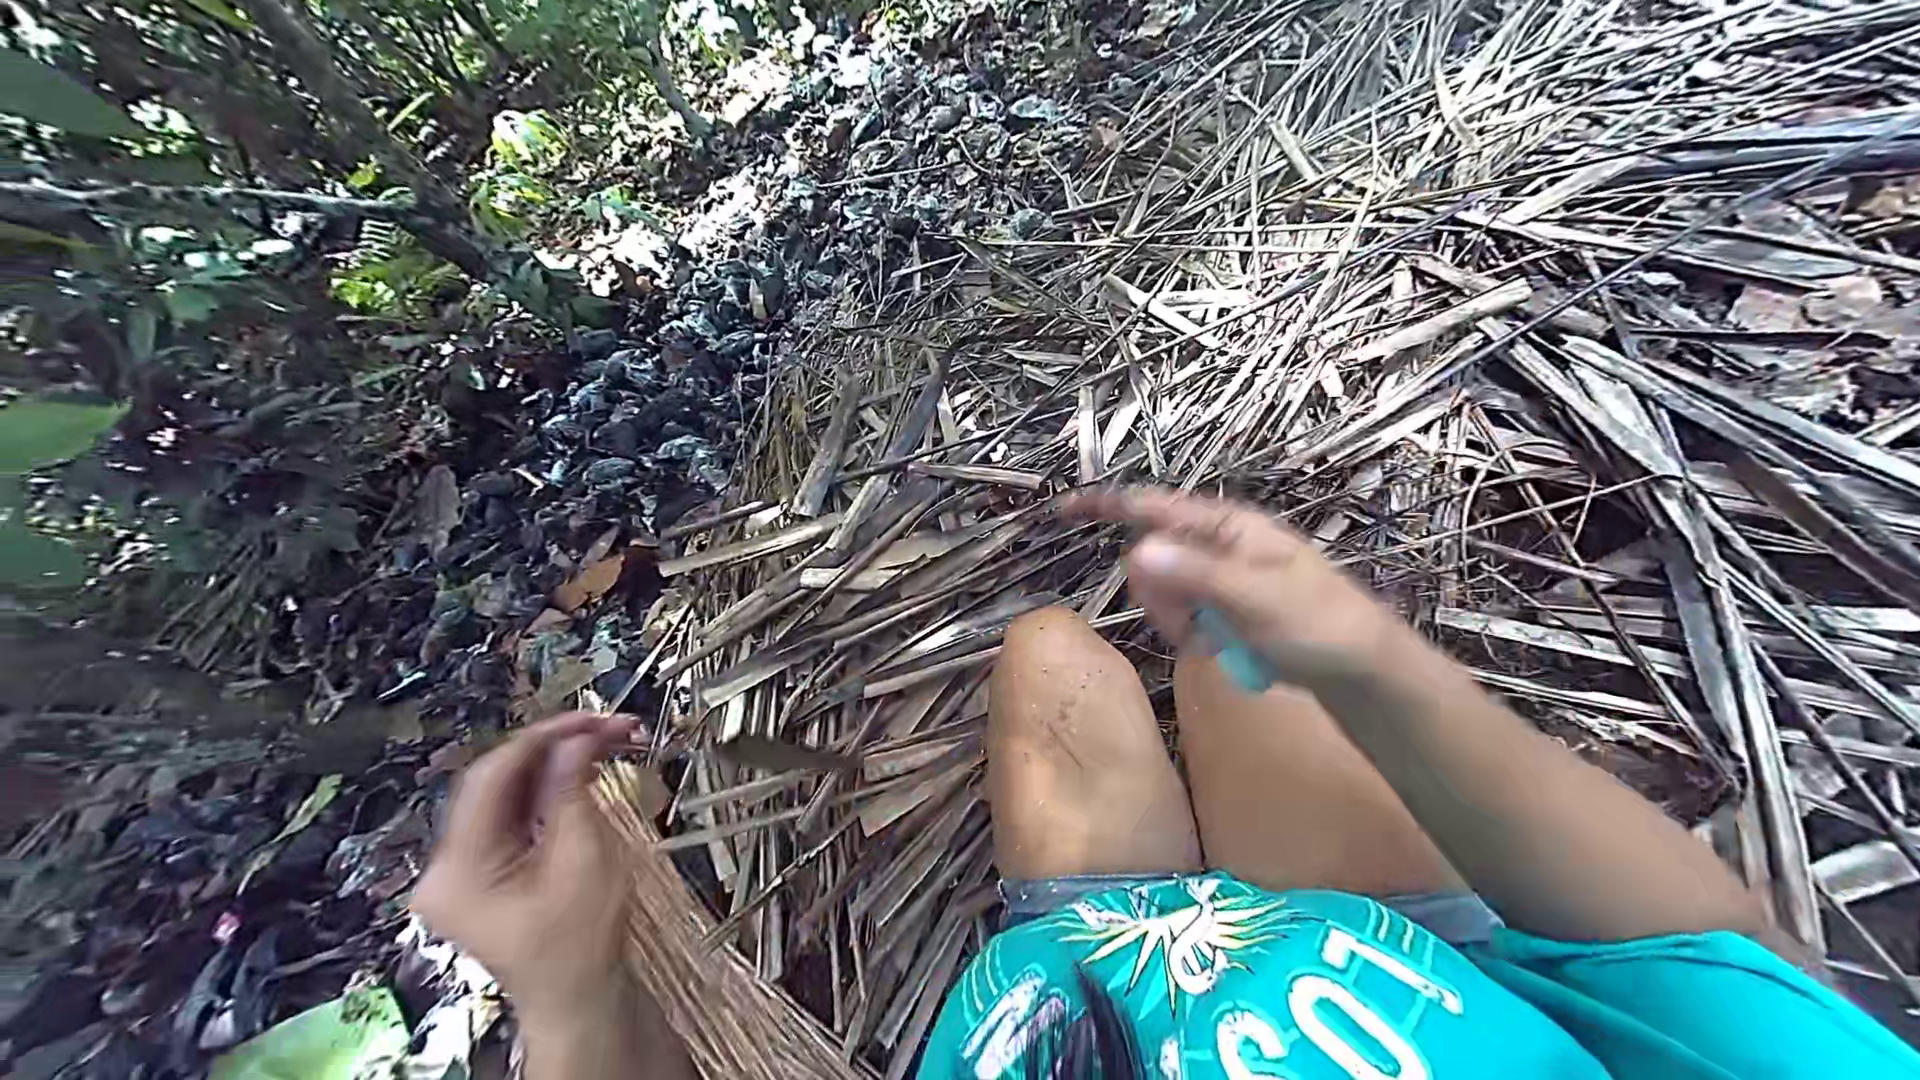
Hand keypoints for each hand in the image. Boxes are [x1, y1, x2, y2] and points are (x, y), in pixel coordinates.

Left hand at [411, 711, 636, 1023]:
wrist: (578, 993)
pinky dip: (554, 786)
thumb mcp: (583, 857)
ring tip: (610, 740)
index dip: (544, 737)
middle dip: (557, 745)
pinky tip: (588, 768)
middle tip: (611, 726)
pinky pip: (517, 811)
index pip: (493, 776)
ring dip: (559, 762)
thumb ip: (572, 792)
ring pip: (510, 791)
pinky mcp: (487, 867)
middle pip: (499, 780)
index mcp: (460, 867)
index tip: (594, 718)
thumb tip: (577, 737)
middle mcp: (448, 863)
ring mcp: (465, 866)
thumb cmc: (582, 936)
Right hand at [1068, 487, 1405, 677]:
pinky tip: (1218, 644)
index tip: (1065, 510)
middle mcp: (1212, 543)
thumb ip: (1196, 574)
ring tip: (1215, 637)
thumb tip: (1134, 552)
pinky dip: (1186, 632)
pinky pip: (1174, 613)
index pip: (1154, 507)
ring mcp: (1211, 575)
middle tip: (1192, 623)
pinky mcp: (1212, 602)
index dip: (1107, 506)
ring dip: (1174, 618)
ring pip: (1157, 590)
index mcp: (1225, 526)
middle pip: (1148, 559)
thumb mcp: (1258, 598)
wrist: (1356, 669)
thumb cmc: (1318, 623)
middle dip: (1159, 595)